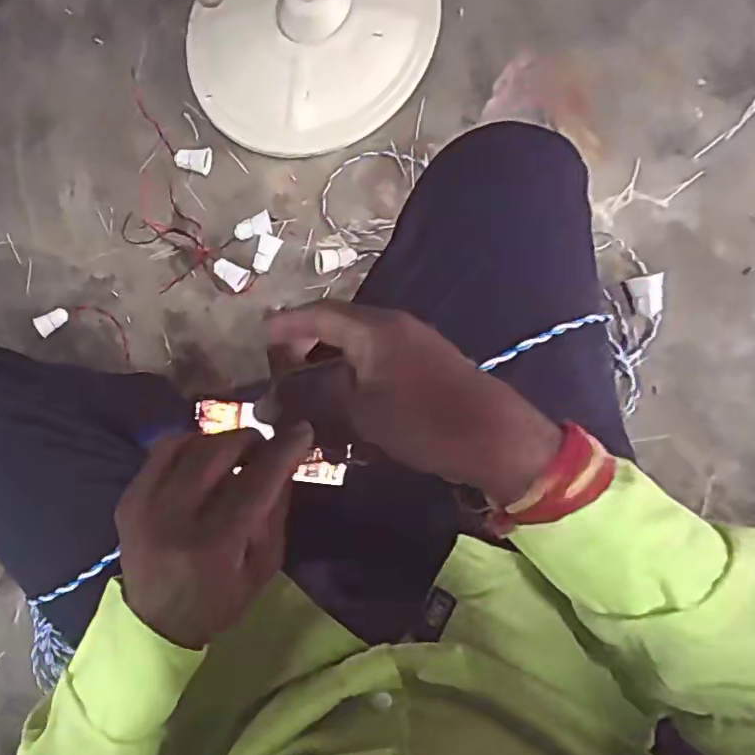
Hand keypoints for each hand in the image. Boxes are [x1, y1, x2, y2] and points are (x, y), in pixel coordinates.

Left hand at [115, 426, 313, 649]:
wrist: (154, 621)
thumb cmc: (217, 599)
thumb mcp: (261, 567)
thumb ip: (274, 512)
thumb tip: (285, 460)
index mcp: (212, 546)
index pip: (252, 484)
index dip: (280, 452)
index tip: (300, 430)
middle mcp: (172, 519)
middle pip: (214, 453)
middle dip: (248, 440)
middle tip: (264, 446)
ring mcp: (142, 505)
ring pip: (184, 444)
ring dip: (217, 439)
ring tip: (235, 451)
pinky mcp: (127, 498)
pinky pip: (160, 452)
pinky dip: (188, 445)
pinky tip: (203, 457)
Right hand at [265, 301, 560, 503]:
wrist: (495, 440)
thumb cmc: (423, 421)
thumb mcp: (359, 412)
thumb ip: (313, 400)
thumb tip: (272, 403)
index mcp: (375, 329)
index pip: (318, 314)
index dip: (285, 324)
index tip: (259, 337)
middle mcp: (392, 328)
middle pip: (335, 329)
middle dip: (303, 350)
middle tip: (279, 373)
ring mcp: (410, 347)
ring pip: (354, 351)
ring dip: (326, 369)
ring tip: (304, 396)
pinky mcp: (421, 369)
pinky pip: (373, 366)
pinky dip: (350, 381)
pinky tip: (340, 410)